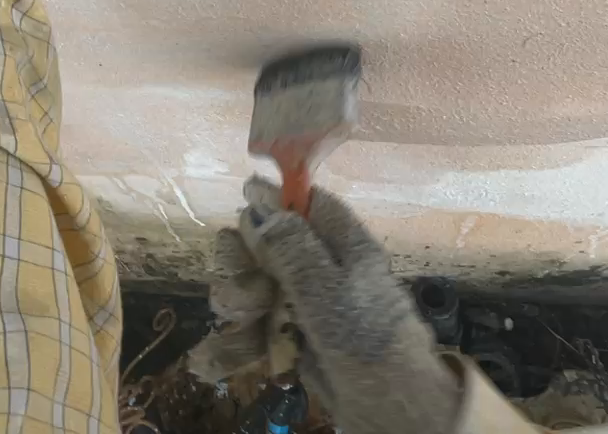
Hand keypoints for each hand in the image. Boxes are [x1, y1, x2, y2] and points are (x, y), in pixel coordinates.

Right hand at [190, 178, 461, 433]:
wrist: (391, 413)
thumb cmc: (367, 342)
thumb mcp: (330, 289)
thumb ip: (292, 248)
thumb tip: (259, 210)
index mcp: (343, 244)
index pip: (307, 202)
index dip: (276, 196)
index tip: (245, 198)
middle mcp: (321, 268)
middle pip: (268, 241)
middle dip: (245, 258)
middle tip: (247, 281)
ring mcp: (306, 305)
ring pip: (253, 284)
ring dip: (238, 301)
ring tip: (244, 319)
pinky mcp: (293, 341)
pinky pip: (256, 328)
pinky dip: (236, 340)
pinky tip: (216, 357)